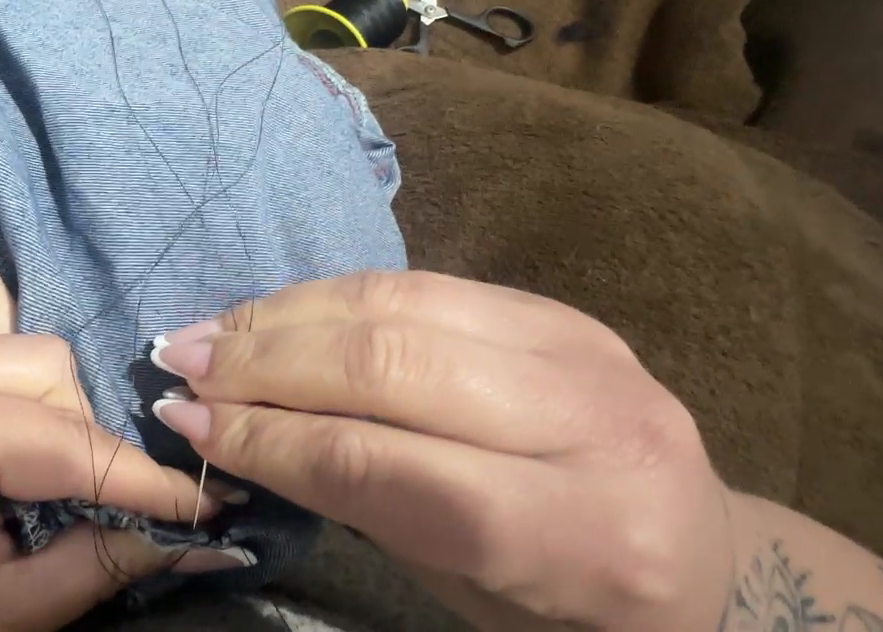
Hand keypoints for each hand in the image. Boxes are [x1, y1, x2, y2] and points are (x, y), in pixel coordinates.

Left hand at [0, 269, 251, 631]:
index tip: (202, 503)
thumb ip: (101, 560)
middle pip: (42, 360)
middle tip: (85, 494)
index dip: (141, 479)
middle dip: (81, 431)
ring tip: (17, 433)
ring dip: (23, 367)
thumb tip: (200, 537)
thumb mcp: (4, 611)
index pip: (66, 441)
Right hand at [147, 270, 735, 630]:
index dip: (271, 439)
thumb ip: (361, 496)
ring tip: (210, 329)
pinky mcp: (549, 306)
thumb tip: (235, 425)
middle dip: (264, 361)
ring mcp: (576, 343)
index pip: (385, 465)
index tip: (190, 421)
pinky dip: (327, 295)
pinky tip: (275, 309)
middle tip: (180, 359)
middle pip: (386, 363)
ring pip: (392, 302)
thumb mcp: (467, 588)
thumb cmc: (571, 607)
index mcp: (582, 532)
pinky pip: (412, 282)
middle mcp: (589, 420)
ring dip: (282, 313)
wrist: (702, 557)